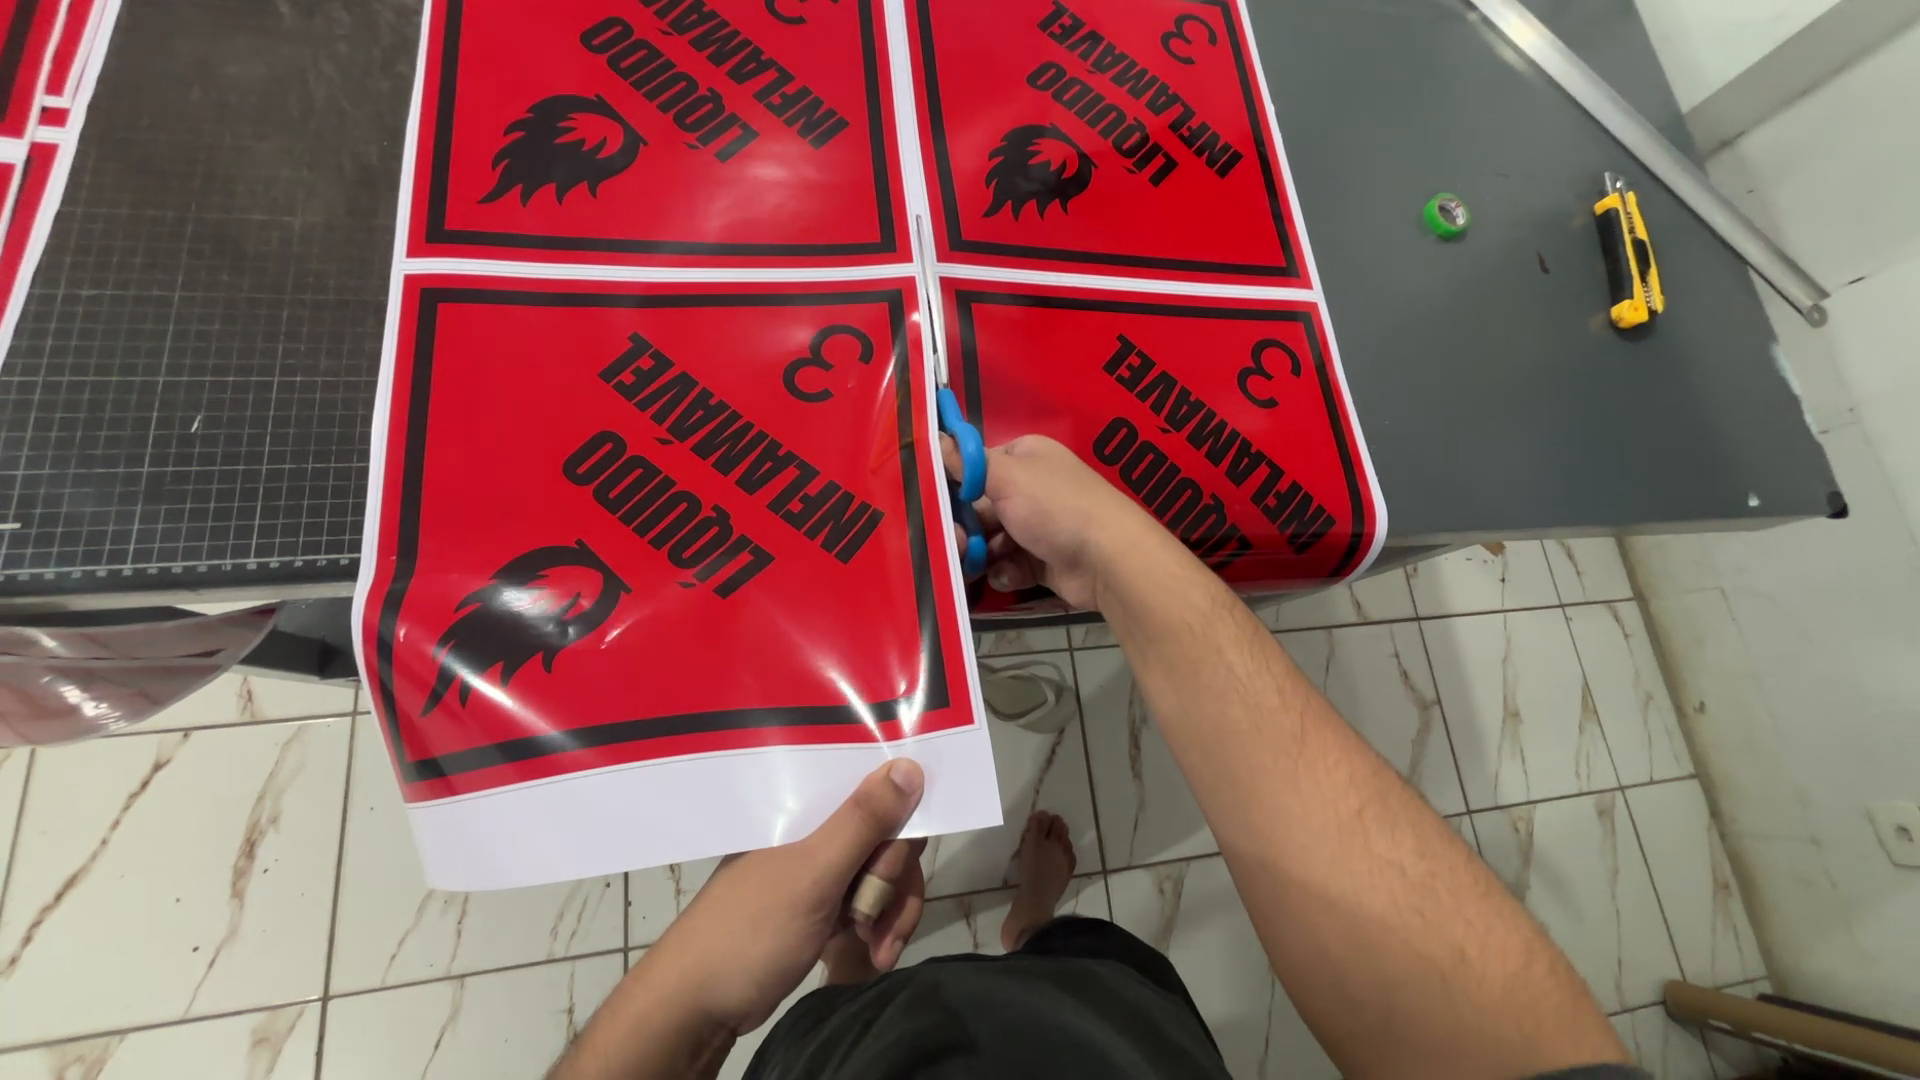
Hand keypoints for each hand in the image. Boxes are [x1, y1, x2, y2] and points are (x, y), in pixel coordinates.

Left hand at [641, 759, 927, 1034]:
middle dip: (895, 879)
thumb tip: (911, 765)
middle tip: (873, 914)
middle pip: (888, 833)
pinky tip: (876, 954)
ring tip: (881, 950)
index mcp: (805, 805)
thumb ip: (863, 821)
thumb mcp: (813, 874)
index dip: (899, 816)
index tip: (902, 853)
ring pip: (885, 871)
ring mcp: (820, 867)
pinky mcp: (823, 902)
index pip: (871, 786)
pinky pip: (870, 900)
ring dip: (893, 911)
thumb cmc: (750, 930)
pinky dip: (880, 927)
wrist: (699, 1009)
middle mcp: (815, 827)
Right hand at [947, 434, 1159, 610]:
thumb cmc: (1054, 506)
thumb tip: (932, 436)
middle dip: (964, 527)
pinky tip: (1011, 575)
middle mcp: (1031, 489)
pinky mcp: (1043, 561)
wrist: (1107, 559)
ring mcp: (1038, 526)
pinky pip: (1010, 566)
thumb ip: (967, 462)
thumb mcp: (1006, 476)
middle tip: (954, 543)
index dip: (955, 486)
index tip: (935, 505)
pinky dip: (1006, 572)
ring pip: (991, 540)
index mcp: (1025, 458)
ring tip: (976, 563)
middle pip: (980, 508)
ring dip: (980, 553)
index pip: (977, 467)